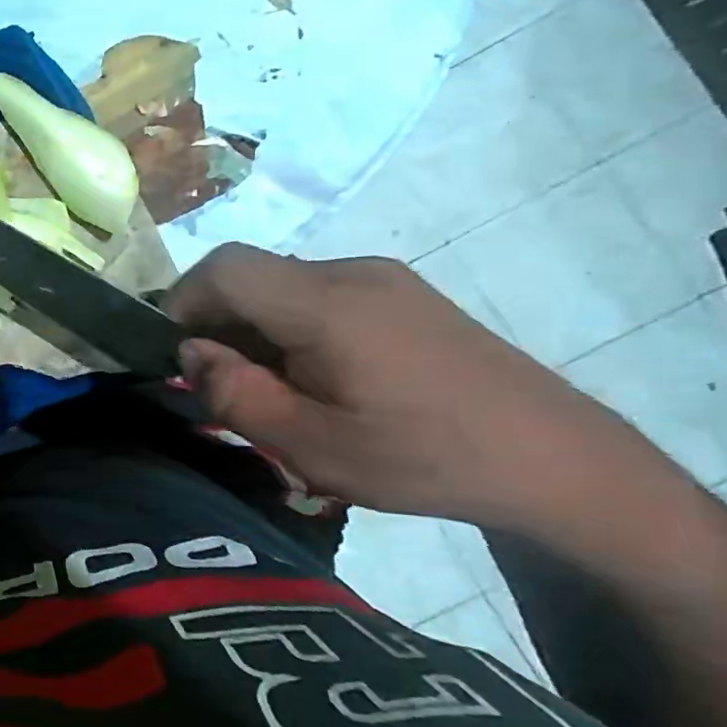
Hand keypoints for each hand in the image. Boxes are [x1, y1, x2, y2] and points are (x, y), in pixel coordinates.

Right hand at [165, 244, 689, 539]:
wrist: (549, 454)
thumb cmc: (423, 458)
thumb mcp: (313, 447)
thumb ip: (238, 396)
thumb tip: (190, 352)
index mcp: (325, 304)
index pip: (223, 267)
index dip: (182, 301)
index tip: (177, 355)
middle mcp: (351, 272)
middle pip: (253, 274)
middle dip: (219, 324)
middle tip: (225, 389)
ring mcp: (383, 279)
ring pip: (285, 286)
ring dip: (257, 330)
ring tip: (276, 393)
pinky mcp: (404, 295)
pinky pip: (322, 296)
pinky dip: (294, 329)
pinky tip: (321, 381)